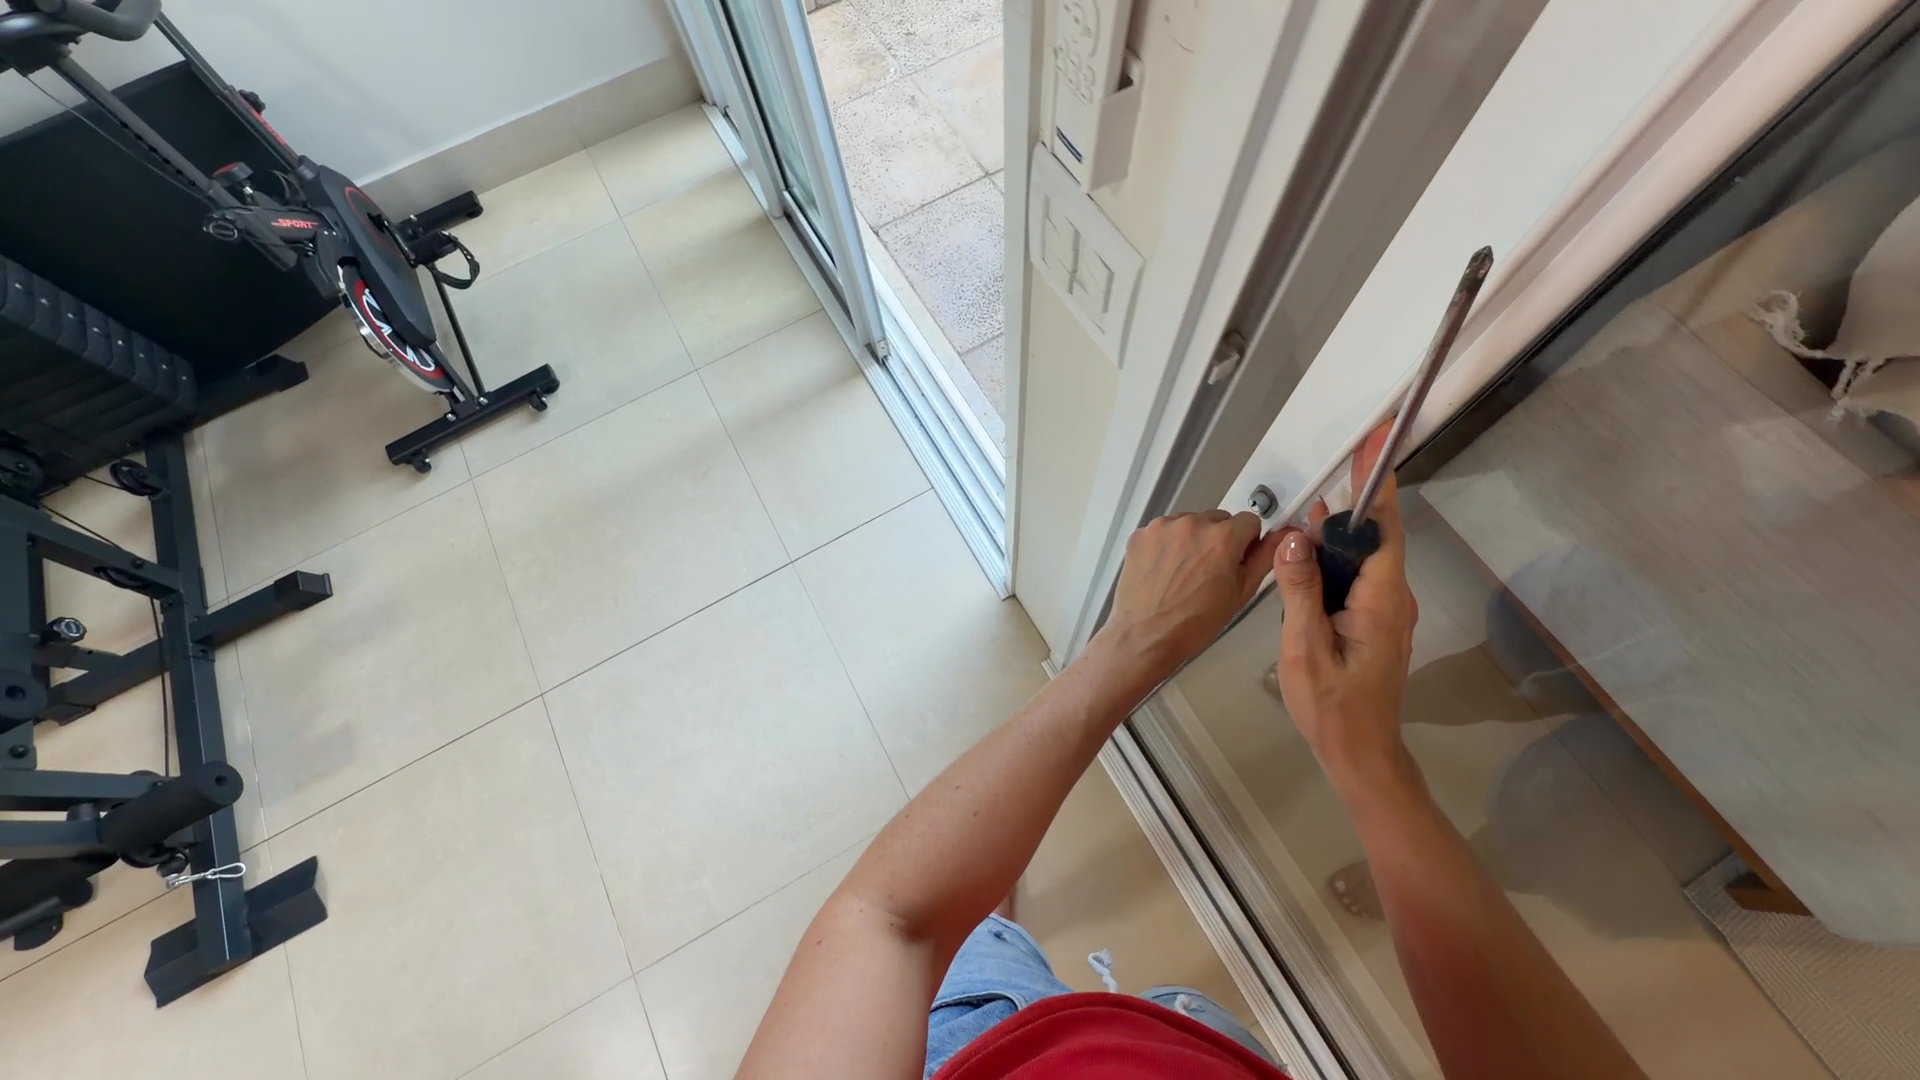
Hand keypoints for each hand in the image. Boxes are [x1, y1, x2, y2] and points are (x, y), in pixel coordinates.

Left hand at [1096, 510, 1282, 679]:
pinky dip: (1166, 545)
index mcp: (1223, 537)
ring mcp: (1162, 527)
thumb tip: (1285, 535)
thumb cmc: (1195, 622)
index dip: (1246, 541)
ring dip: (1192, 540)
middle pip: (1218, 519)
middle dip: (1218, 539)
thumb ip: (1265, 557)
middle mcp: (1192, 524)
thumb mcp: (1240, 592)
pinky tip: (1164, 570)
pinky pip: (1163, 531)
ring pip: (1189, 523)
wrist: (1145, 636)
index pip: (1249, 520)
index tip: (1236, 560)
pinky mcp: (1141, 534)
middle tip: (1209, 571)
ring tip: (1184, 573)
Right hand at [1271, 423, 1420, 793]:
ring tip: (1318, 496)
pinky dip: (1335, 556)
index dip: (1379, 486)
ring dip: (1342, 528)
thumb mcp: (1304, 648)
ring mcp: (1384, 611)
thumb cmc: (1331, 706)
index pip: (1384, 531)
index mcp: (1380, 601)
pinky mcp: (1371, 621)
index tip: (1379, 445)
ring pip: (1364, 557)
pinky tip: (1311, 548)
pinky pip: (1356, 577)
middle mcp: (1391, 599)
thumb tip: (1294, 538)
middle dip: (1361, 495)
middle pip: (1377, 537)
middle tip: (1349, 455)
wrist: (1358, 752)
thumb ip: (1299, 592)